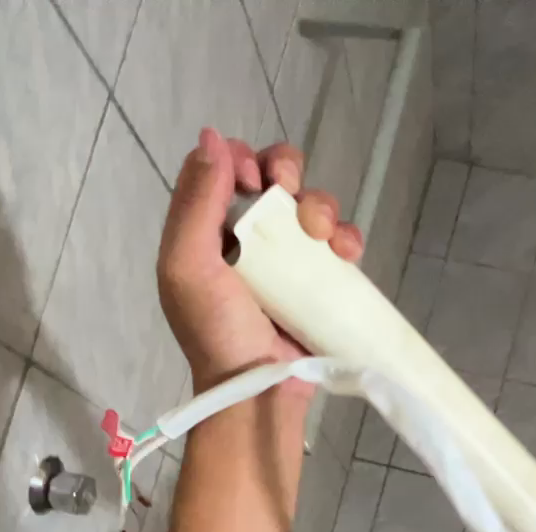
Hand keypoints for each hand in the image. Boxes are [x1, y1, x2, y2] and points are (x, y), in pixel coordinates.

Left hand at [157, 128, 364, 395]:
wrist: (259, 389)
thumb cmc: (217, 332)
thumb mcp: (189, 268)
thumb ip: (195, 203)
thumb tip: (213, 137)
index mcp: (207, 232)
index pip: (225, 170)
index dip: (242, 160)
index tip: (251, 179)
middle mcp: (245, 240)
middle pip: (271, 176)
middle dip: (286, 170)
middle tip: (289, 191)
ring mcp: (285, 261)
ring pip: (308, 204)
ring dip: (320, 204)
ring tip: (322, 233)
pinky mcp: (318, 282)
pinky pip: (336, 243)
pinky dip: (346, 237)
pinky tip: (347, 251)